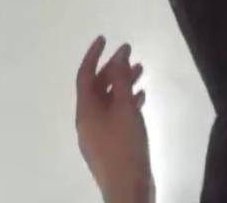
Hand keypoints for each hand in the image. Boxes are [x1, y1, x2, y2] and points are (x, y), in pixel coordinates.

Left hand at [75, 37, 152, 202]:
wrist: (128, 190)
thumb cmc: (124, 145)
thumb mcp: (124, 107)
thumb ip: (120, 79)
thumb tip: (118, 55)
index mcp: (85, 112)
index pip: (85, 75)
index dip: (93, 54)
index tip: (104, 38)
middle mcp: (87, 121)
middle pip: (98, 87)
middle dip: (113, 67)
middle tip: (130, 51)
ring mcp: (98, 135)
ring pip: (108, 100)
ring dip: (122, 83)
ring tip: (140, 69)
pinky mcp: (110, 145)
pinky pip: (115, 114)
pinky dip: (126, 101)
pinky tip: (141, 96)